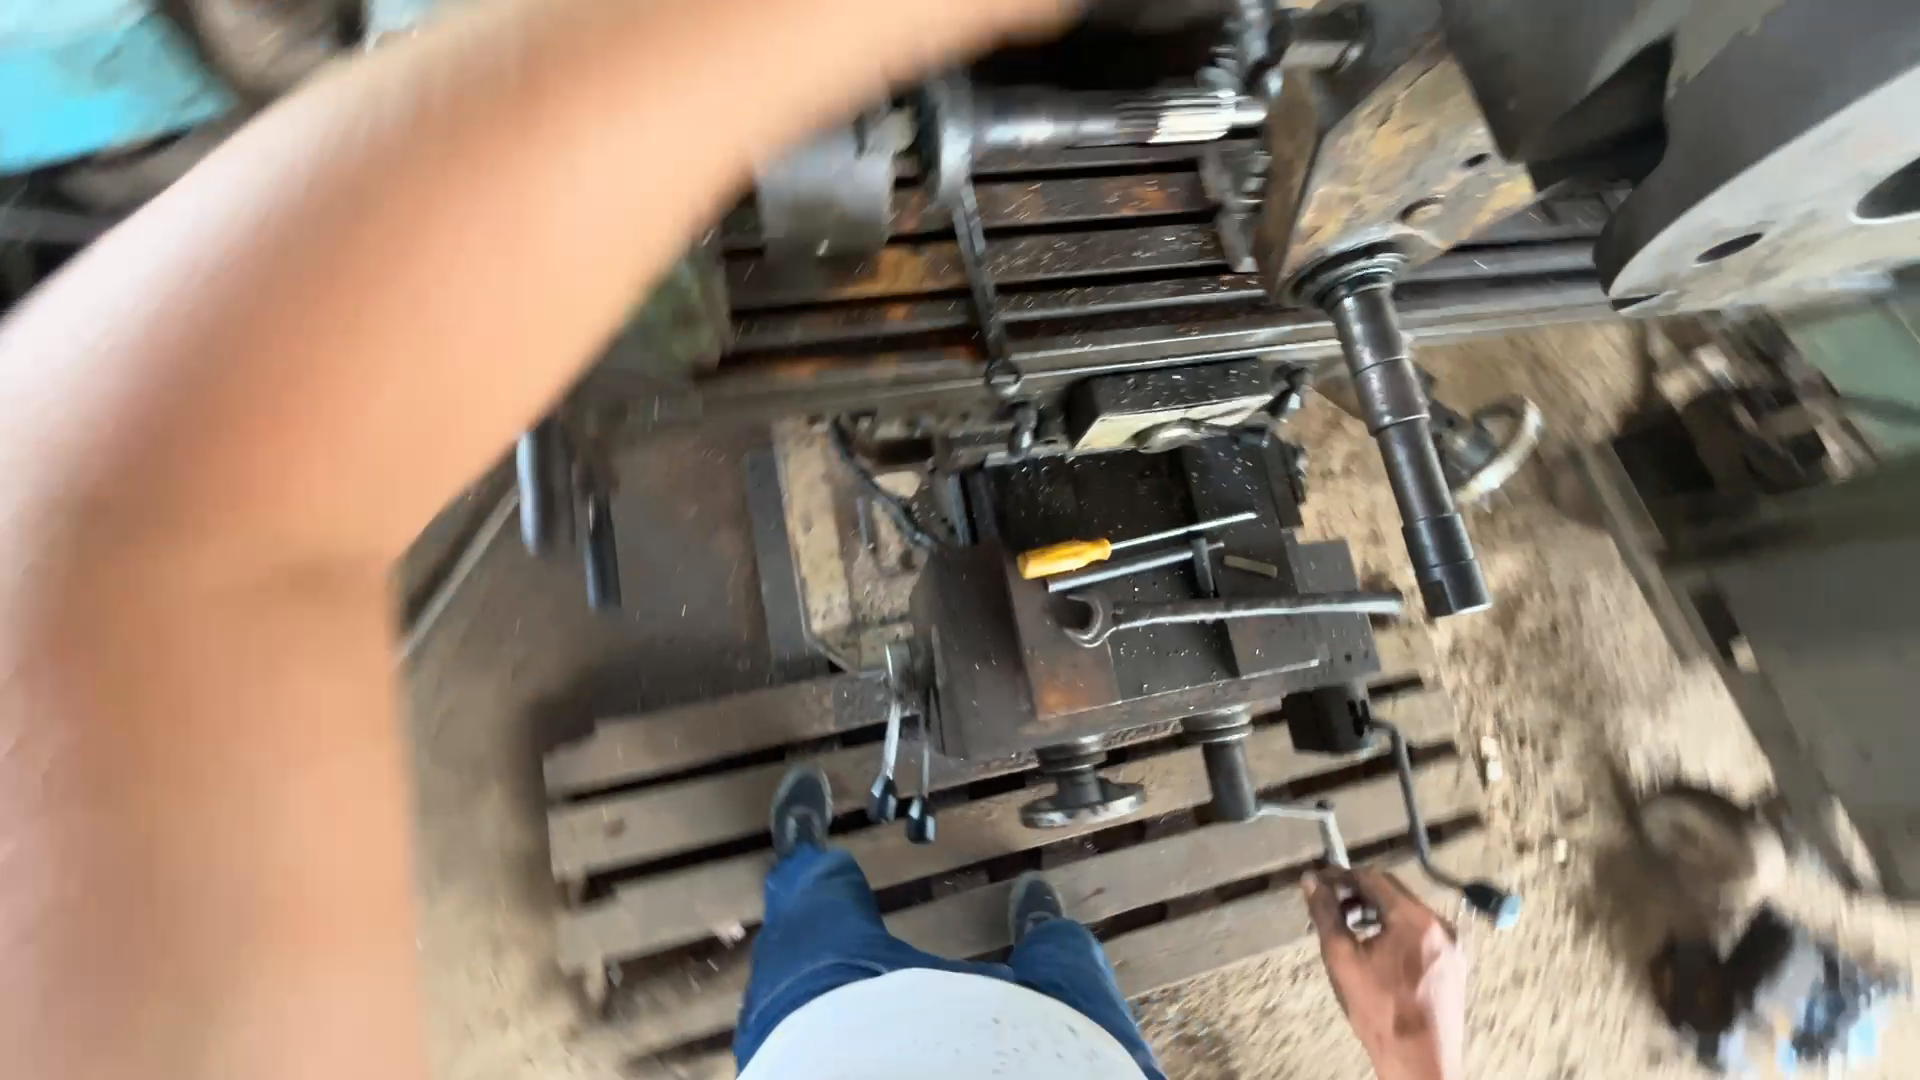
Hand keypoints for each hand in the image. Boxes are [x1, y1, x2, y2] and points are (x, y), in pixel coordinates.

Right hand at [1304, 868, 1468, 1079]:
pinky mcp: (1454, 966)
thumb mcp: (1341, 956)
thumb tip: (1310, 880)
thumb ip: (1325, 912)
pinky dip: (1393, 928)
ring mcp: (1452, 947)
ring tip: (1346, 923)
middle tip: (1328, 901)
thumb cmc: (1378, 1009)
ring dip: (1374, 909)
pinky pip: (1419, 932)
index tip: (1317, 880)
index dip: (1340, 875)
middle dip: (1357, 892)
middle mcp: (1441, 926)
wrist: (1422, 1065)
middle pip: (1392, 892)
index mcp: (1416, 919)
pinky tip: (1373, 944)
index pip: (1372, 877)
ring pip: (1406, 912)